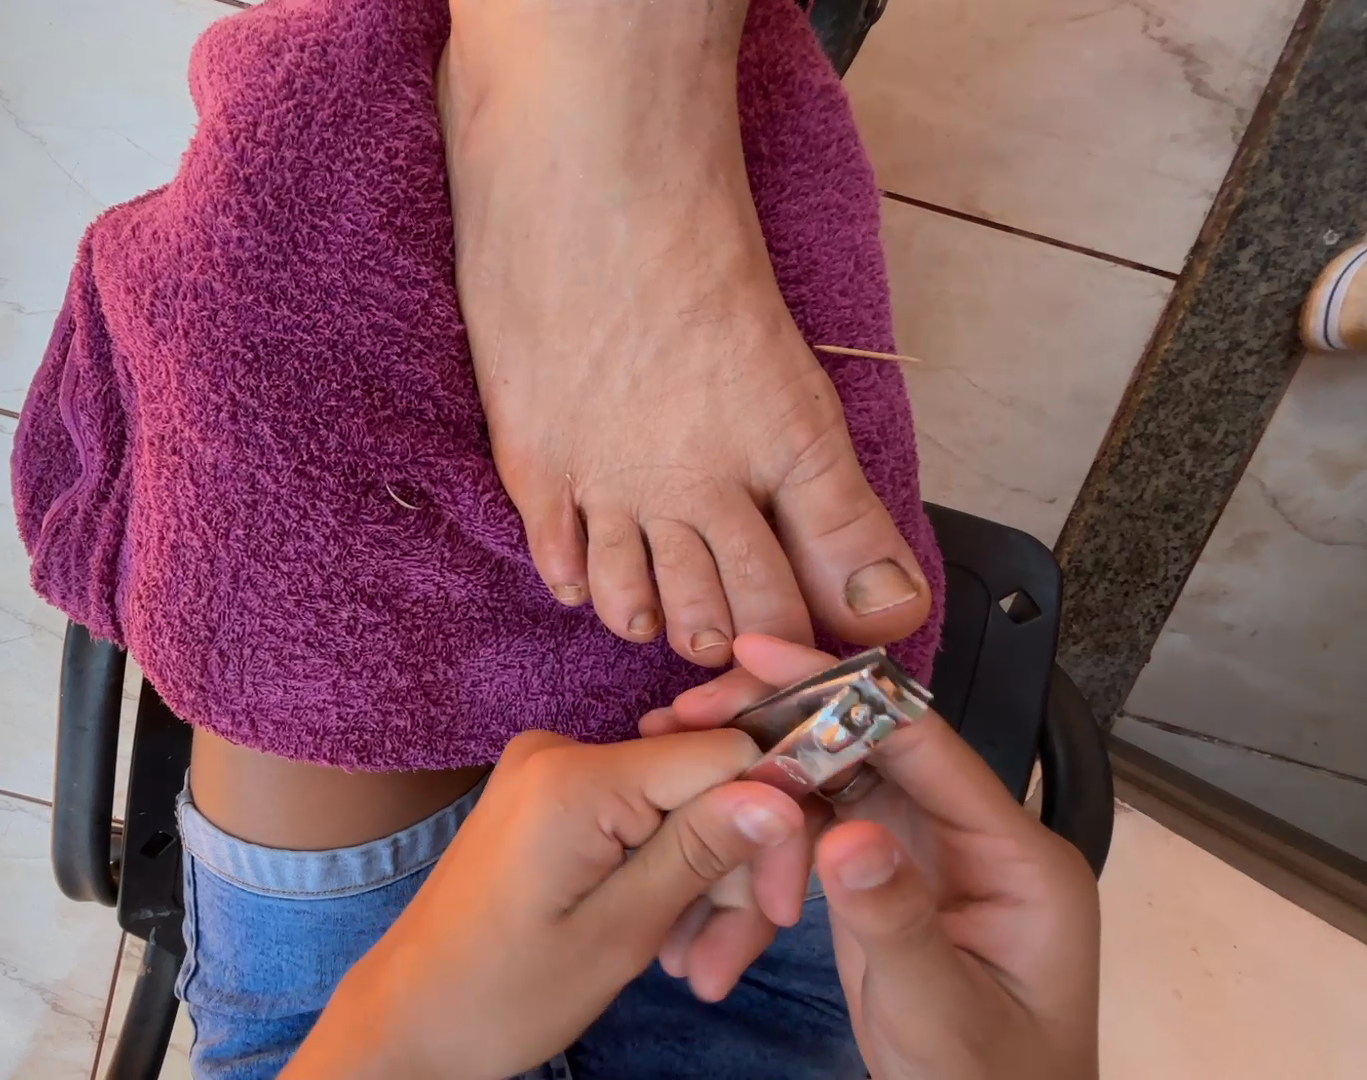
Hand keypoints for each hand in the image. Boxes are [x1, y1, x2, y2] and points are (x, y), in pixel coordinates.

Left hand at [282, 729, 807, 1079]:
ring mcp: (549, 766)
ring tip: (686, 965)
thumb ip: (699, 852)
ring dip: (695, 883)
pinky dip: (656, 869)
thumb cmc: (506, 989)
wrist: (413, 1008)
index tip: (777, 906)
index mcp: (576, 773)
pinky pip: (631, 813)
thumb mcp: (619, 932)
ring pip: (671, 806)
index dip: (771, 822)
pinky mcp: (546, 791)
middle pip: (699, 784)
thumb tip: (785, 790)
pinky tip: (656, 933)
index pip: (725, 755)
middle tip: (720, 965)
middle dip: (728, 871)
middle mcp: (561, 747)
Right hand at [441, 0, 930, 666]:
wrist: (587, 178)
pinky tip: (580, 586)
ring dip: (658, 623)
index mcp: (774, 457)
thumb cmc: (696, 238)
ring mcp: (603, 479)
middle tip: (740, 661)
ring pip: (637, 599)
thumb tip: (885, 593)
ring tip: (666, 630)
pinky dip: (576, 581)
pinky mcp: (533, 460)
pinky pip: (557, 554)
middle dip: (746, 647)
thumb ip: (833, 493)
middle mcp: (689, 487)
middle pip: (727, 612)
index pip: (817, 598)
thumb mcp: (796, 369)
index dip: (829, 643)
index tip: (821, 653)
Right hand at [650, 635, 1101, 1079]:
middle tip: (687, 713)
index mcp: (1007, 851)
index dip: (835, 687)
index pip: (917, 739)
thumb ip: (897, 922)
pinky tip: (703, 833)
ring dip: (747, 775)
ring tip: (674, 761)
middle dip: (767, 723)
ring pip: (816, 778)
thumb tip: (845, 834)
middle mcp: (957, 826)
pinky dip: (752, 831)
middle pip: (852, 742)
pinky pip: (802, 824)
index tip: (752, 652)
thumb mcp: (940, 1016)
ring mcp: (909, 841)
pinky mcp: (868, 862)